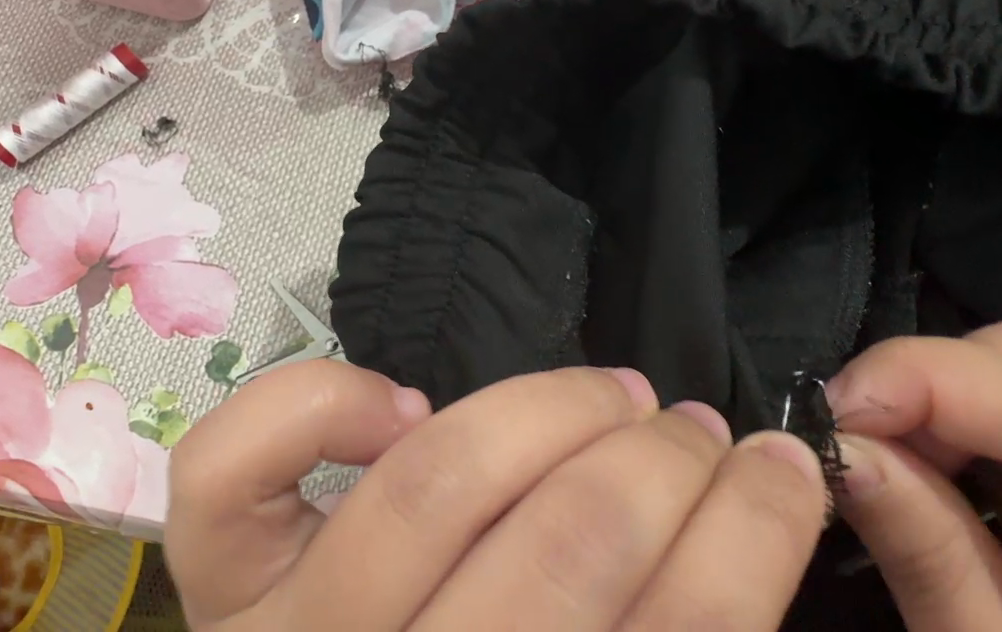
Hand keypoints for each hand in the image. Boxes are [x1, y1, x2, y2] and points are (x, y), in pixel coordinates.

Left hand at [165, 361, 831, 630]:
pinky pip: (231, 470)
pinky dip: (323, 405)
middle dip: (663, 461)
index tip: (782, 465)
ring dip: (553, 407)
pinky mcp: (219, 588)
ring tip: (614, 392)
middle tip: (694, 425)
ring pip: (434, 482)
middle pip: (566, 546)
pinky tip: (401, 410)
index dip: (752, 532)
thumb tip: (753, 507)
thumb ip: (669, 617)